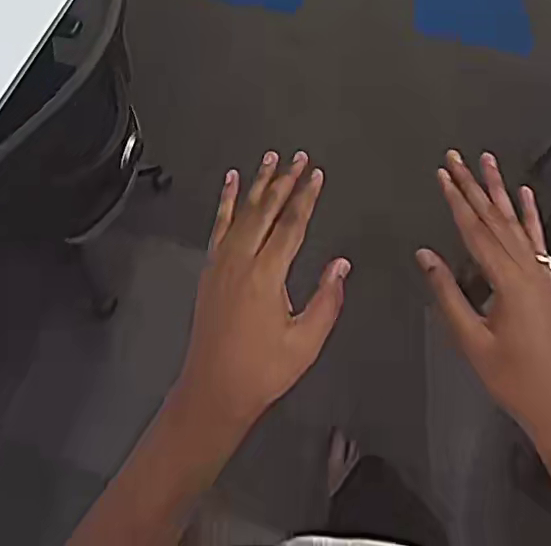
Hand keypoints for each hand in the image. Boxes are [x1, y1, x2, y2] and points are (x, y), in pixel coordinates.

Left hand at [175, 150, 347, 433]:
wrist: (212, 392)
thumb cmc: (259, 371)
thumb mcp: (305, 342)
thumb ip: (327, 300)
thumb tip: (341, 266)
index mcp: (266, 276)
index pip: (291, 224)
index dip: (306, 197)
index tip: (316, 176)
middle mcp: (241, 261)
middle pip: (266, 209)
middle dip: (286, 180)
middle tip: (300, 158)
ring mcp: (221, 262)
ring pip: (242, 210)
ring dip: (258, 182)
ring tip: (271, 158)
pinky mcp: (210, 268)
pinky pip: (218, 224)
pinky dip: (225, 200)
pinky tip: (229, 183)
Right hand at [418, 150, 550, 446]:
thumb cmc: (517, 380)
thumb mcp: (472, 340)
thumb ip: (447, 293)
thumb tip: (427, 257)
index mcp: (508, 281)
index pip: (475, 228)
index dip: (455, 199)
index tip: (443, 175)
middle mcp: (527, 270)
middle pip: (493, 216)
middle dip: (472, 183)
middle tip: (457, 158)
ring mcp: (540, 274)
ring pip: (514, 220)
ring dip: (499, 189)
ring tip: (488, 162)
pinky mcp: (546, 283)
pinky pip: (536, 238)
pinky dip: (529, 214)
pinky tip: (525, 196)